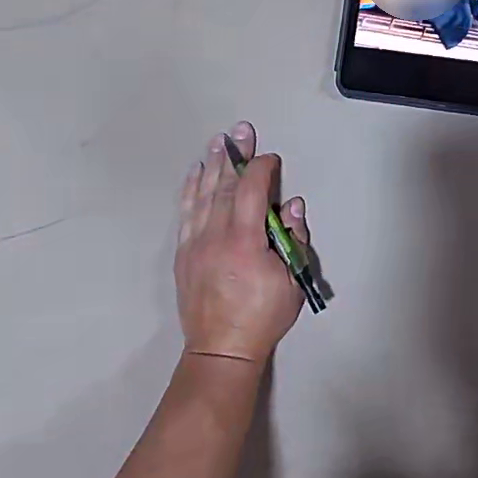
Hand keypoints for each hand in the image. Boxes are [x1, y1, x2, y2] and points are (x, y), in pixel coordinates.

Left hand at [174, 121, 310, 364]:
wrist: (220, 348)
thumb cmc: (262, 317)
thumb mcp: (292, 282)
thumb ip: (293, 239)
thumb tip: (291, 205)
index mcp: (245, 242)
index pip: (252, 191)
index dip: (261, 169)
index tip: (271, 159)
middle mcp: (216, 235)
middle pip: (225, 186)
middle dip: (236, 156)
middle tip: (241, 130)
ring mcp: (195, 242)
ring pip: (203, 194)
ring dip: (212, 165)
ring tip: (219, 141)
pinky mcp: (183, 252)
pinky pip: (186, 211)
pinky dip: (191, 188)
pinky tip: (196, 172)